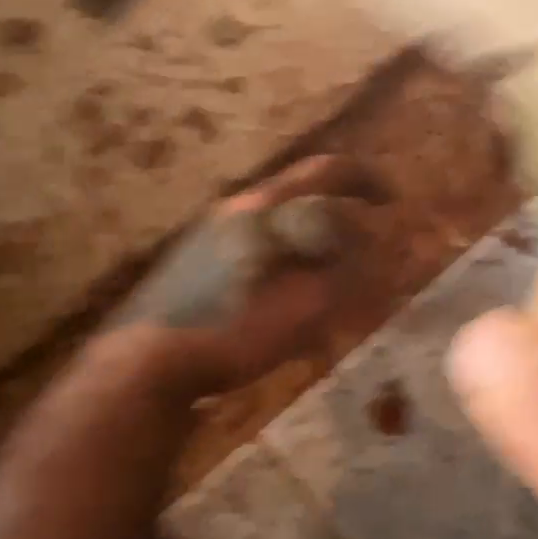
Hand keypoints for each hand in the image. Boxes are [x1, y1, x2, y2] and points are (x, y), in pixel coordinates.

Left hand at [114, 155, 374, 392]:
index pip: (326, 171)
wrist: (144, 367)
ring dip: (313, 237)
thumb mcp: (311, 299)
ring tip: (334, 272)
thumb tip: (380, 237)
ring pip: (277, 224)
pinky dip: (287, 259)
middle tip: (368, 237)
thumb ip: (351, 264)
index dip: (367, 179)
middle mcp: (235, 211)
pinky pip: (256, 249)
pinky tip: (291, 296)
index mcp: (266, 207)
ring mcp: (208, 239)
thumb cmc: (237, 326)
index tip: (393, 200)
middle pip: (299, 195)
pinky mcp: (192, 270)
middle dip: (340, 211)